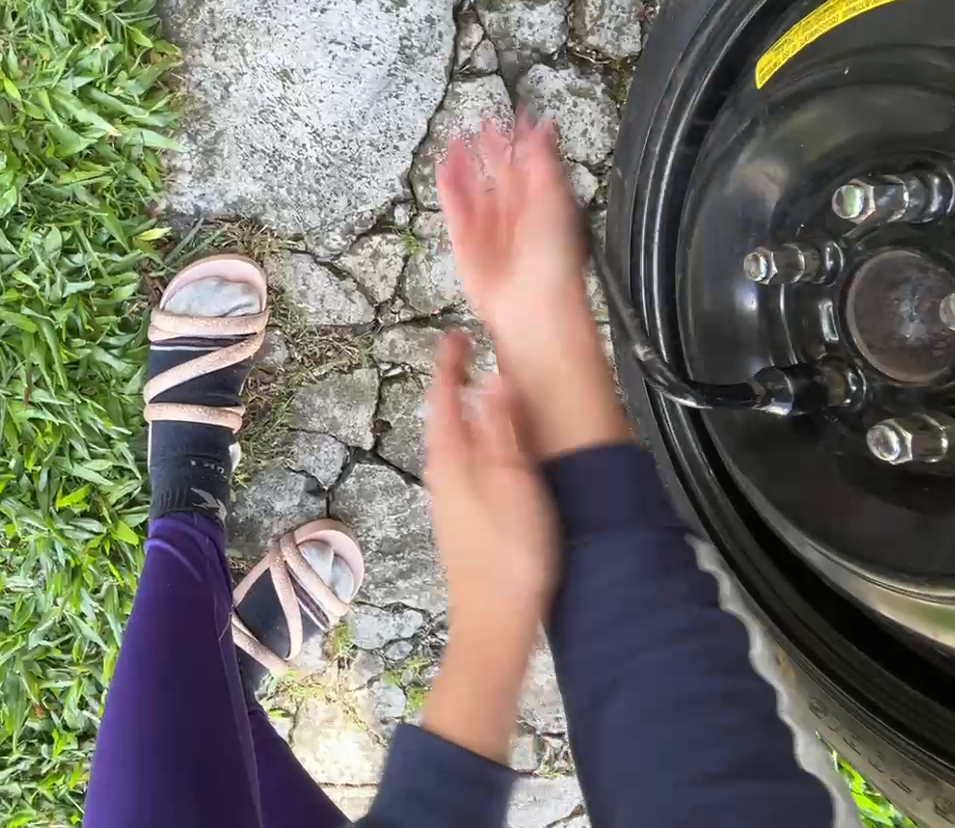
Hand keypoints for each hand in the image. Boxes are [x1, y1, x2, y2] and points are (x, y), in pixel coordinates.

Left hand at [424, 331, 558, 632]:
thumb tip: (492, 377)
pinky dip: (472, 438)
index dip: (449, 362)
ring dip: (462, 409)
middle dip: (454, 381)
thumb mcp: (513, 483)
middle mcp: (441, 472)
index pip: (443, 395)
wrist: (493, 621)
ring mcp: (448, 496)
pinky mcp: (460, 516)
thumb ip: (500, 430)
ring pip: (451, 438)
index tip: (454, 334)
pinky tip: (490, 447)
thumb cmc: (510, 552)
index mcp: (450, 457)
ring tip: (480, 389)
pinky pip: (461, 460)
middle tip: (468, 353)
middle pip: (443, 415)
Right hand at [435, 116, 630, 456]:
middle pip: (500, 175)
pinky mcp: (467, 246)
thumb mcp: (555, 203)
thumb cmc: (552, 265)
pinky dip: (449, 190)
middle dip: (489, 149)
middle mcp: (517, 216)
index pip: (529, 166)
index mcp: (543, 206)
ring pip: (475, 191)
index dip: (519, 140)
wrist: (531, 307)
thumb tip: (544, 126)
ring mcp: (490, 231)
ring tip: (454, 138)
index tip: (513, 116)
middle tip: (480, 121)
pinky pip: (456, 211)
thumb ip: (545, 163)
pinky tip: (444, 167)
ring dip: (465, 165)